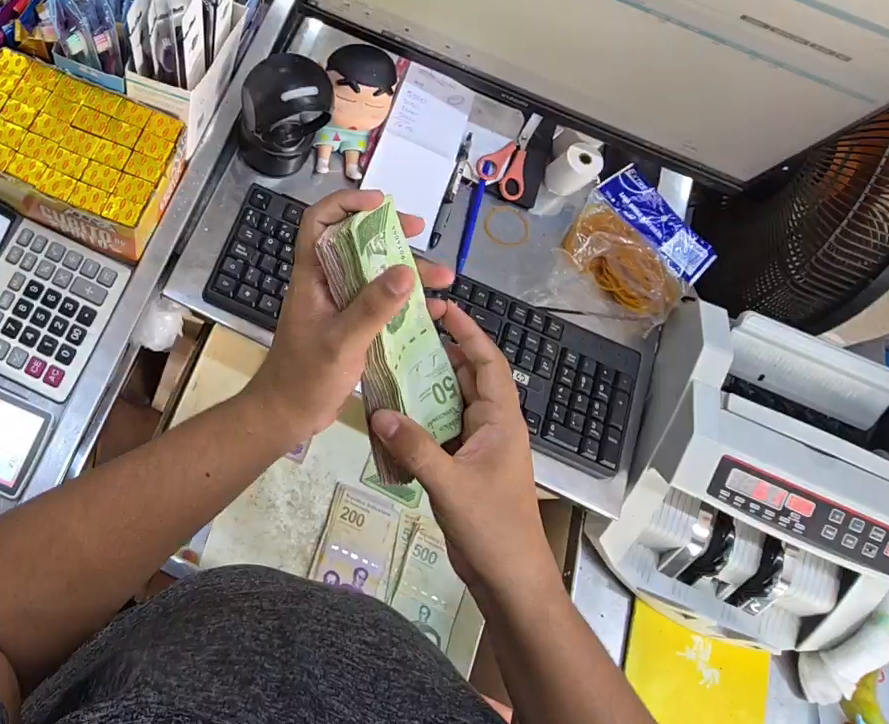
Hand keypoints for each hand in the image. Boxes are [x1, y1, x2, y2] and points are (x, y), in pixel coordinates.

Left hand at [245, 188, 452, 437]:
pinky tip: (434, 311)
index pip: (320, 222)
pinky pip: (380, 305)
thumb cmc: (304, 376)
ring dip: (406, 272)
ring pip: (373, 275)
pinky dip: (405, 304)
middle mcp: (324, 283)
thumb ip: (372, 307)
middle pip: (354, 243)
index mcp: (311, 276)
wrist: (287, 415)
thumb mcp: (341, 341)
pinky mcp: (349, 327)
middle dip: (388, 234)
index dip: (346, 204)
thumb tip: (405, 271)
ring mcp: (337, 305)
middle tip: (419, 231)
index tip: (379, 202)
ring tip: (445, 277)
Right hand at [369, 303, 552, 597]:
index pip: (488, 363)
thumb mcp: (451, 484)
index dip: (469, 332)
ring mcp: (476, 447)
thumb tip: (378, 411)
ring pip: (449, 404)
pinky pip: (438, 430)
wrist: (510, 581)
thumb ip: (415, 446)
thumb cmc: (493, 528)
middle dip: (438, 354)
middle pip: (466, 378)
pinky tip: (388, 415)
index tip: (442, 306)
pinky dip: (417, 419)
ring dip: (423, 387)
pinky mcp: (462, 467)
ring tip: (388, 366)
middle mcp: (490, 427)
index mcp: (501, 421)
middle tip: (401, 334)